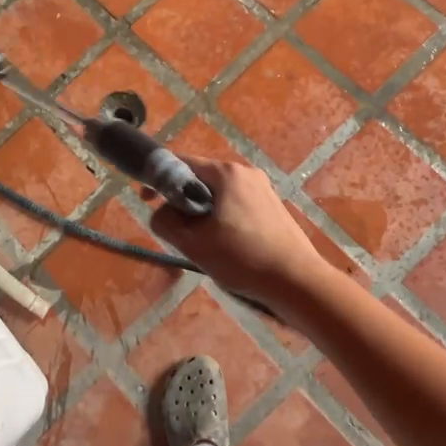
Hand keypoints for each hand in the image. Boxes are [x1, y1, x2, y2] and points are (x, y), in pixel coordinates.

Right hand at [148, 157, 324, 301]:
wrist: (298, 282)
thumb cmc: (243, 259)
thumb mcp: (193, 244)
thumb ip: (165, 222)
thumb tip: (160, 213)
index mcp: (226, 173)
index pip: (180, 163)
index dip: (158, 180)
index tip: (147, 201)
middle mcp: (245, 172)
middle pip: (200, 179)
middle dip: (183, 202)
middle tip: (179, 231)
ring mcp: (263, 188)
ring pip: (218, 194)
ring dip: (203, 214)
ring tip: (204, 244)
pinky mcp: (273, 206)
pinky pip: (236, 205)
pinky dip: (223, 219)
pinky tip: (228, 247)